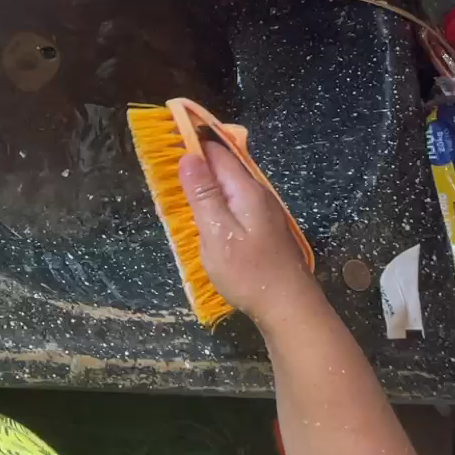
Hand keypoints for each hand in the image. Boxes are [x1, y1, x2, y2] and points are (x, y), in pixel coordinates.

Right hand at [179, 142, 327, 332]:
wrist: (290, 310)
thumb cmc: (249, 273)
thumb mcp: (217, 233)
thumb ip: (203, 194)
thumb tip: (188, 156)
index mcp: (246, 190)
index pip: (215, 152)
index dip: (190, 144)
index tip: (164, 145)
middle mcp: (257, 193)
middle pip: (223, 165)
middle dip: (196, 163)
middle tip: (164, 172)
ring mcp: (263, 210)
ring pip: (228, 184)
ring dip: (204, 182)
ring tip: (177, 190)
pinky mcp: (263, 226)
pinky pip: (234, 200)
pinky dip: (215, 199)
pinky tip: (203, 213)